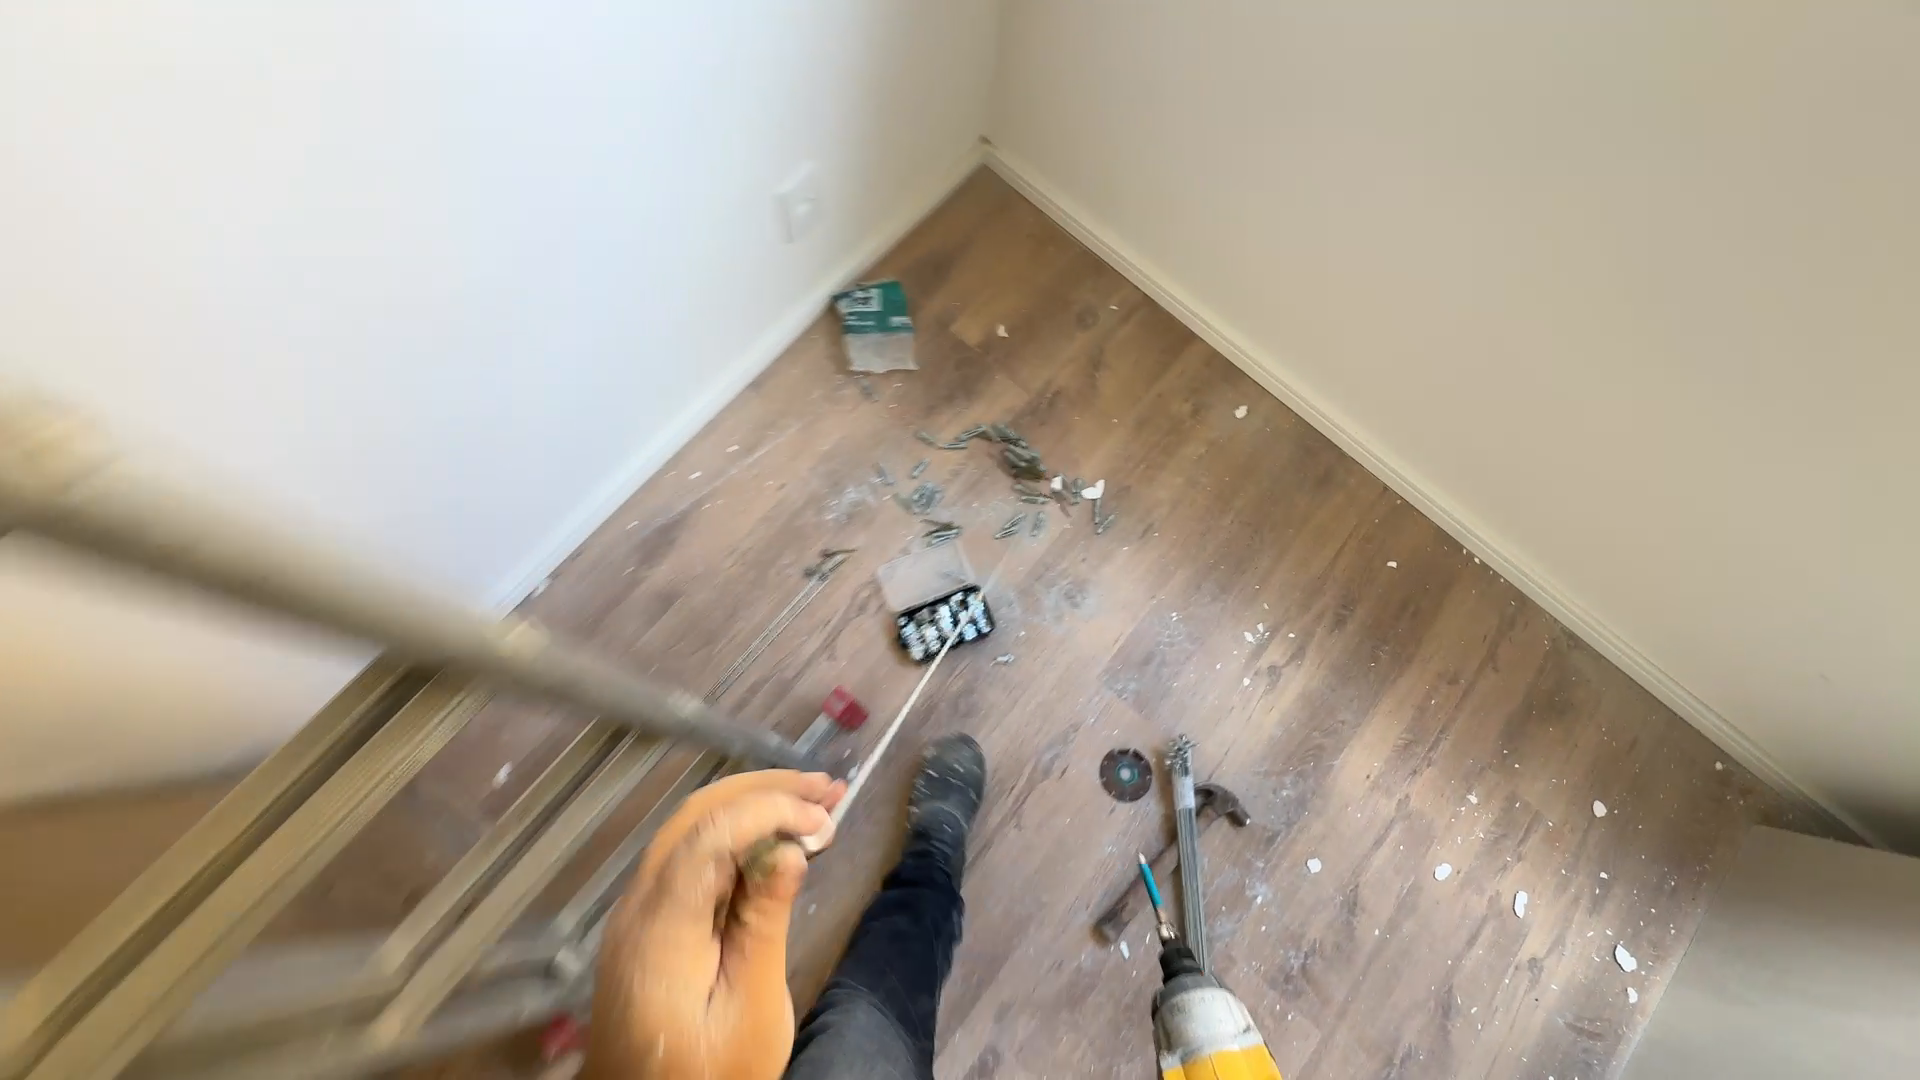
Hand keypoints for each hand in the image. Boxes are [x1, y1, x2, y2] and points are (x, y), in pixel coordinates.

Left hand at [586, 770, 844, 1079]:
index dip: (770, 810)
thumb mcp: (751, 1010)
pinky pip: (694, 854)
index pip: (710, 833)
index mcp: (660, 927)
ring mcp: (640, 909)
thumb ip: (765, 923)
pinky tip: (779, 835)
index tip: (823, 819)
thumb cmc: (709, 1074)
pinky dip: (740, 832)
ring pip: (695, 825)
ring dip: (755, 803)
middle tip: (828, 788)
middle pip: (699, 814)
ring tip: (816, 799)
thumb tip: (791, 847)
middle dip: (766, 791)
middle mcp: (639, 902)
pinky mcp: (652, 919)